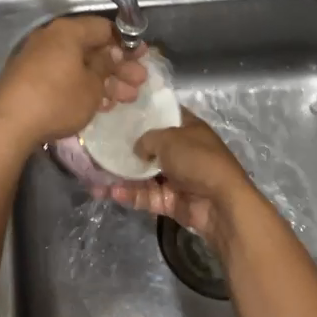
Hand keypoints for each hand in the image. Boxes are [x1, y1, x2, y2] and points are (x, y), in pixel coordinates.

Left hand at [0, 16, 147, 152]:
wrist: (9, 125)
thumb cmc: (58, 99)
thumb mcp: (91, 85)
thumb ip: (106, 66)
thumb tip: (113, 52)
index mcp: (68, 31)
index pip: (104, 28)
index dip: (126, 43)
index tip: (142, 57)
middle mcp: (51, 38)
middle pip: (92, 48)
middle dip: (118, 66)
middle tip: (140, 83)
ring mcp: (38, 59)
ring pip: (79, 65)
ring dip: (104, 80)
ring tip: (126, 99)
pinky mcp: (30, 79)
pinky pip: (64, 76)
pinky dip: (83, 87)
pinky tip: (101, 104)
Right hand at [99, 111, 257, 244]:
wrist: (221, 204)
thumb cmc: (197, 160)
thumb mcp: (168, 138)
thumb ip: (146, 139)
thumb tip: (137, 149)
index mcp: (188, 129)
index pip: (163, 116)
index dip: (143, 113)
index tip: (119, 112)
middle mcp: (182, 151)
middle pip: (150, 147)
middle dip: (126, 148)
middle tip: (99, 145)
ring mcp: (177, 178)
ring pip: (144, 174)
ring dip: (122, 175)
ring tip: (95, 174)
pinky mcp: (171, 201)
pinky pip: (147, 195)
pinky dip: (130, 194)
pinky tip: (109, 191)